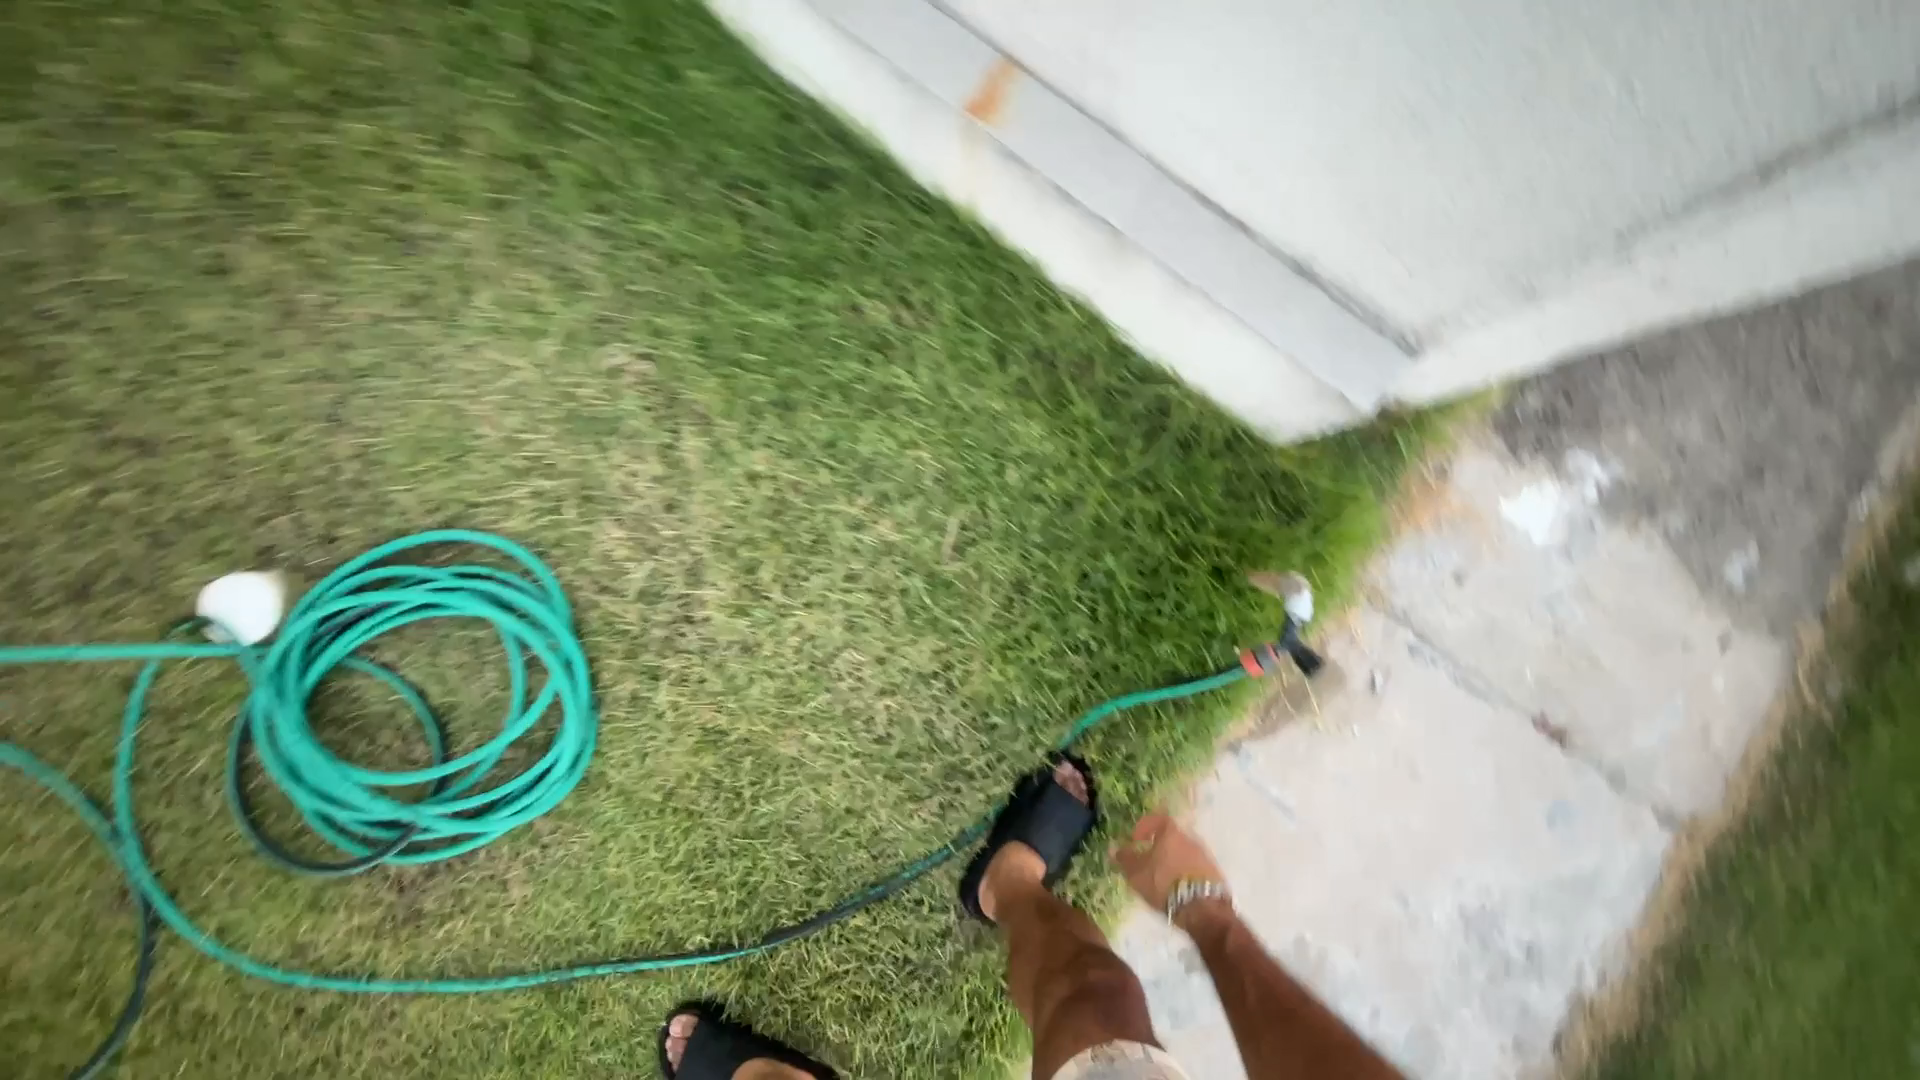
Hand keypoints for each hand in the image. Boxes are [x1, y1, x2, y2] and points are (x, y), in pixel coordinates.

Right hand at [1110, 811, 1226, 913]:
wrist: (1203, 908)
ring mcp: (1205, 857)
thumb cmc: (1164, 884)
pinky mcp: (1215, 874)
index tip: (1136, 839)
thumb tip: (1115, 849)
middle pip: (1172, 838)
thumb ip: (1125, 859)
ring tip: (1163, 879)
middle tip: (1148, 862)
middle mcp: (1190, 839)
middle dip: (1159, 848)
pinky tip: (1179, 889)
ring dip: (1173, 862)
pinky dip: (1185, 874)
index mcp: (1171, 833)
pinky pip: (1195, 868)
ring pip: (1184, 853)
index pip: (1158, 819)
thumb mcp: (1137, 874)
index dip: (1145, 827)